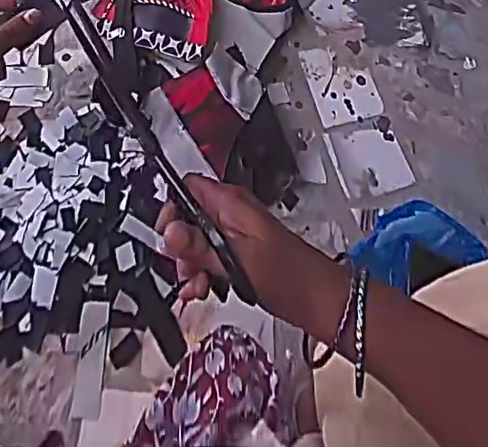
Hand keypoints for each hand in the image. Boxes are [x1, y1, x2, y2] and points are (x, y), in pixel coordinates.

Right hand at [155, 176, 346, 338]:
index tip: (168, 237)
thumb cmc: (289, 275)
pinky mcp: (239, 251)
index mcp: (231, 202)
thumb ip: (200, 246)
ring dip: (190, 263)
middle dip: (181, 245)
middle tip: (184, 267)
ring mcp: (235, 232)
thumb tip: (170, 232)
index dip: (172, 209)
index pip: (187, 187)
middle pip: (189, 216)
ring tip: (196, 285)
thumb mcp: (236, 261)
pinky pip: (210, 254)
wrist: (319, 300)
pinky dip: (203, 271)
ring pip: (197, 238)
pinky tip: (203, 288)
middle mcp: (231, 211)